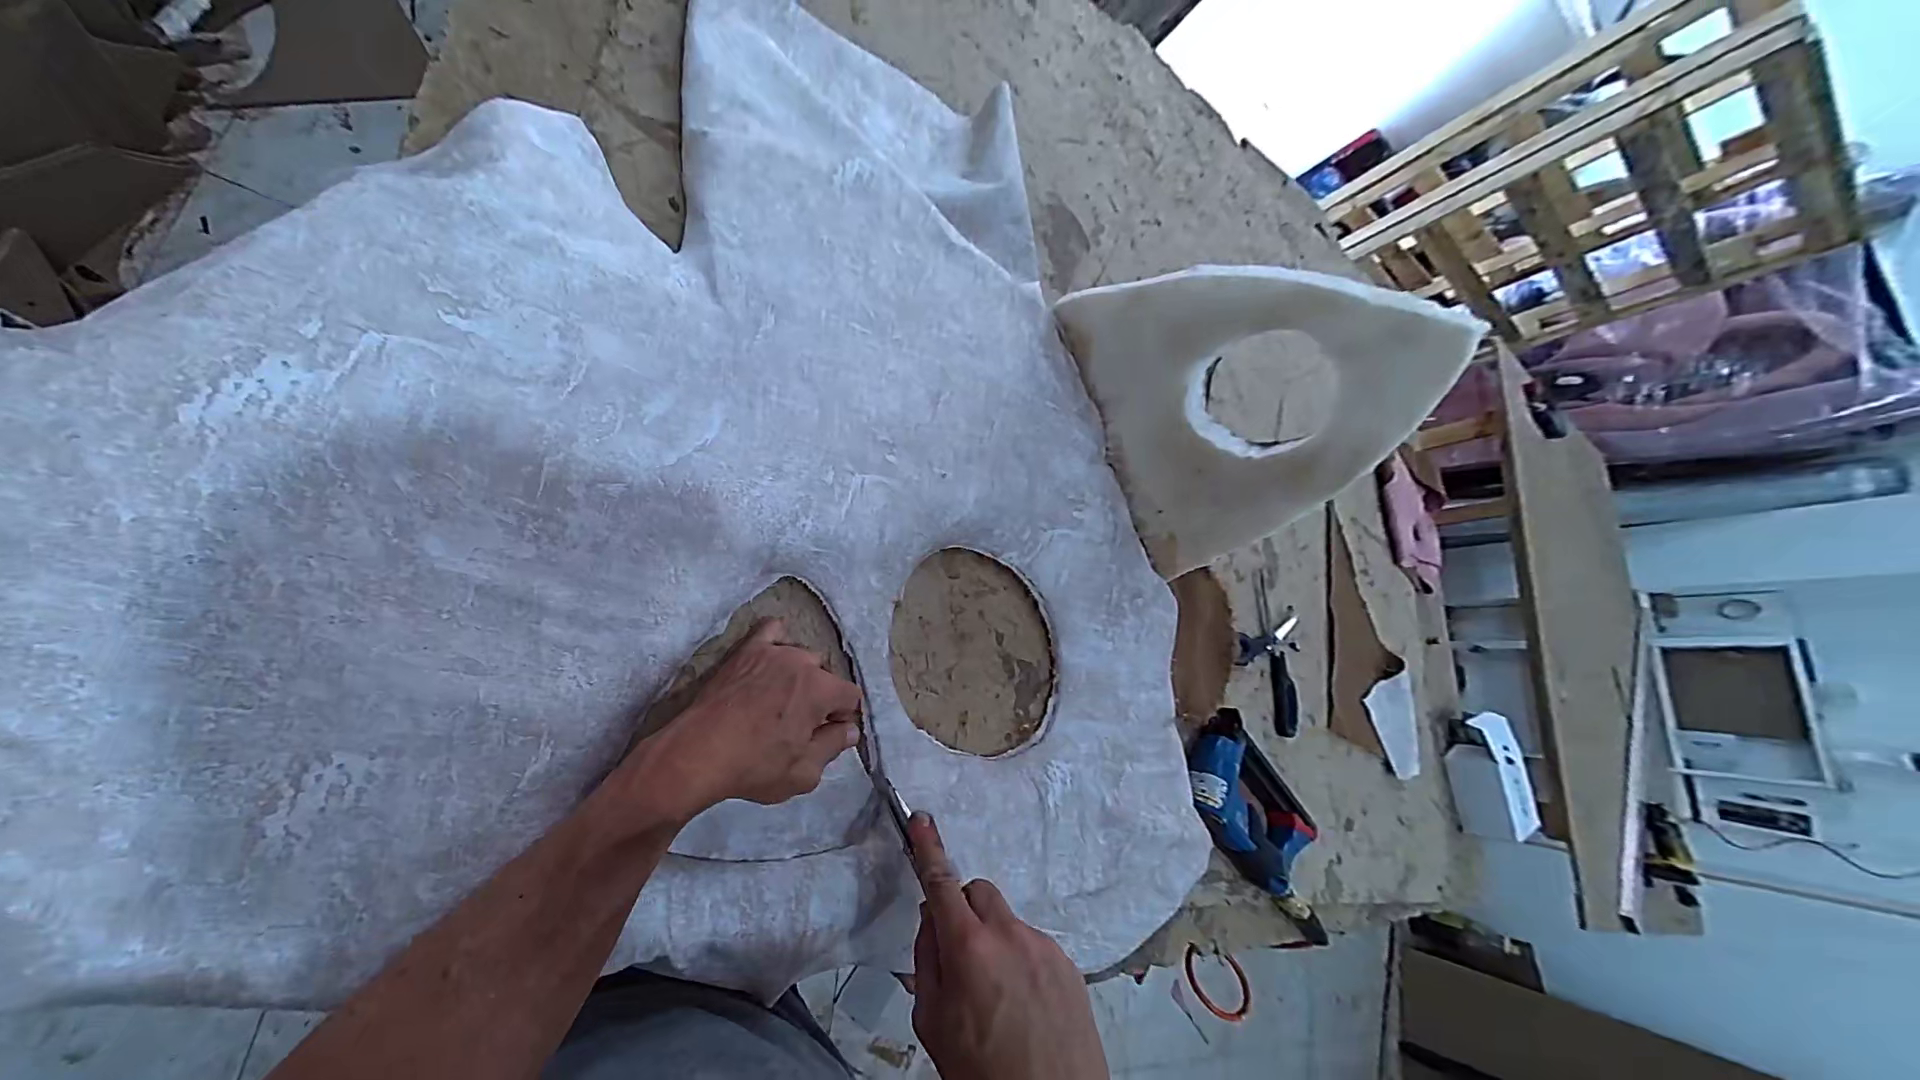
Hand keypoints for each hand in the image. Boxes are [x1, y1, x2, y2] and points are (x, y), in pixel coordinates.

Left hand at [620, 618, 863, 821]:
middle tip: (801, 725)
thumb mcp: (803, 773)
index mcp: (822, 690)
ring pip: (801, 658)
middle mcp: (802, 663)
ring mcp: (773, 652)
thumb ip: (833, 747)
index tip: (826, 735)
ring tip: (780, 701)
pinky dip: (777, 640)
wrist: (696, 754)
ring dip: (799, 676)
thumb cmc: (753, 767)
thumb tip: (850, 729)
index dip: (842, 718)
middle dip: (821, 698)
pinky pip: (770, 630)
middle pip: (826, 676)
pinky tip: (773, 655)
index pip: (851, 697)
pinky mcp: (746, 651)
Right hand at [903, 813, 1108, 1079]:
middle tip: (959, 950)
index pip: (941, 883)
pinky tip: (1022, 1001)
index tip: (921, 820)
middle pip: (978, 891)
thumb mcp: (933, 1023)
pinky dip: (1020, 958)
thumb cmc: (984, 1074)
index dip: (927, 848)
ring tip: (995, 992)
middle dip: (963, 908)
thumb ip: (927, 961)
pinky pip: (1032, 942)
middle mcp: (1009, 935)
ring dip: (993, 939)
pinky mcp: (1067, 962)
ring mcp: (1042, 945)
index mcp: (969, 948)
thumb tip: (931, 922)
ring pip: (1006, 919)